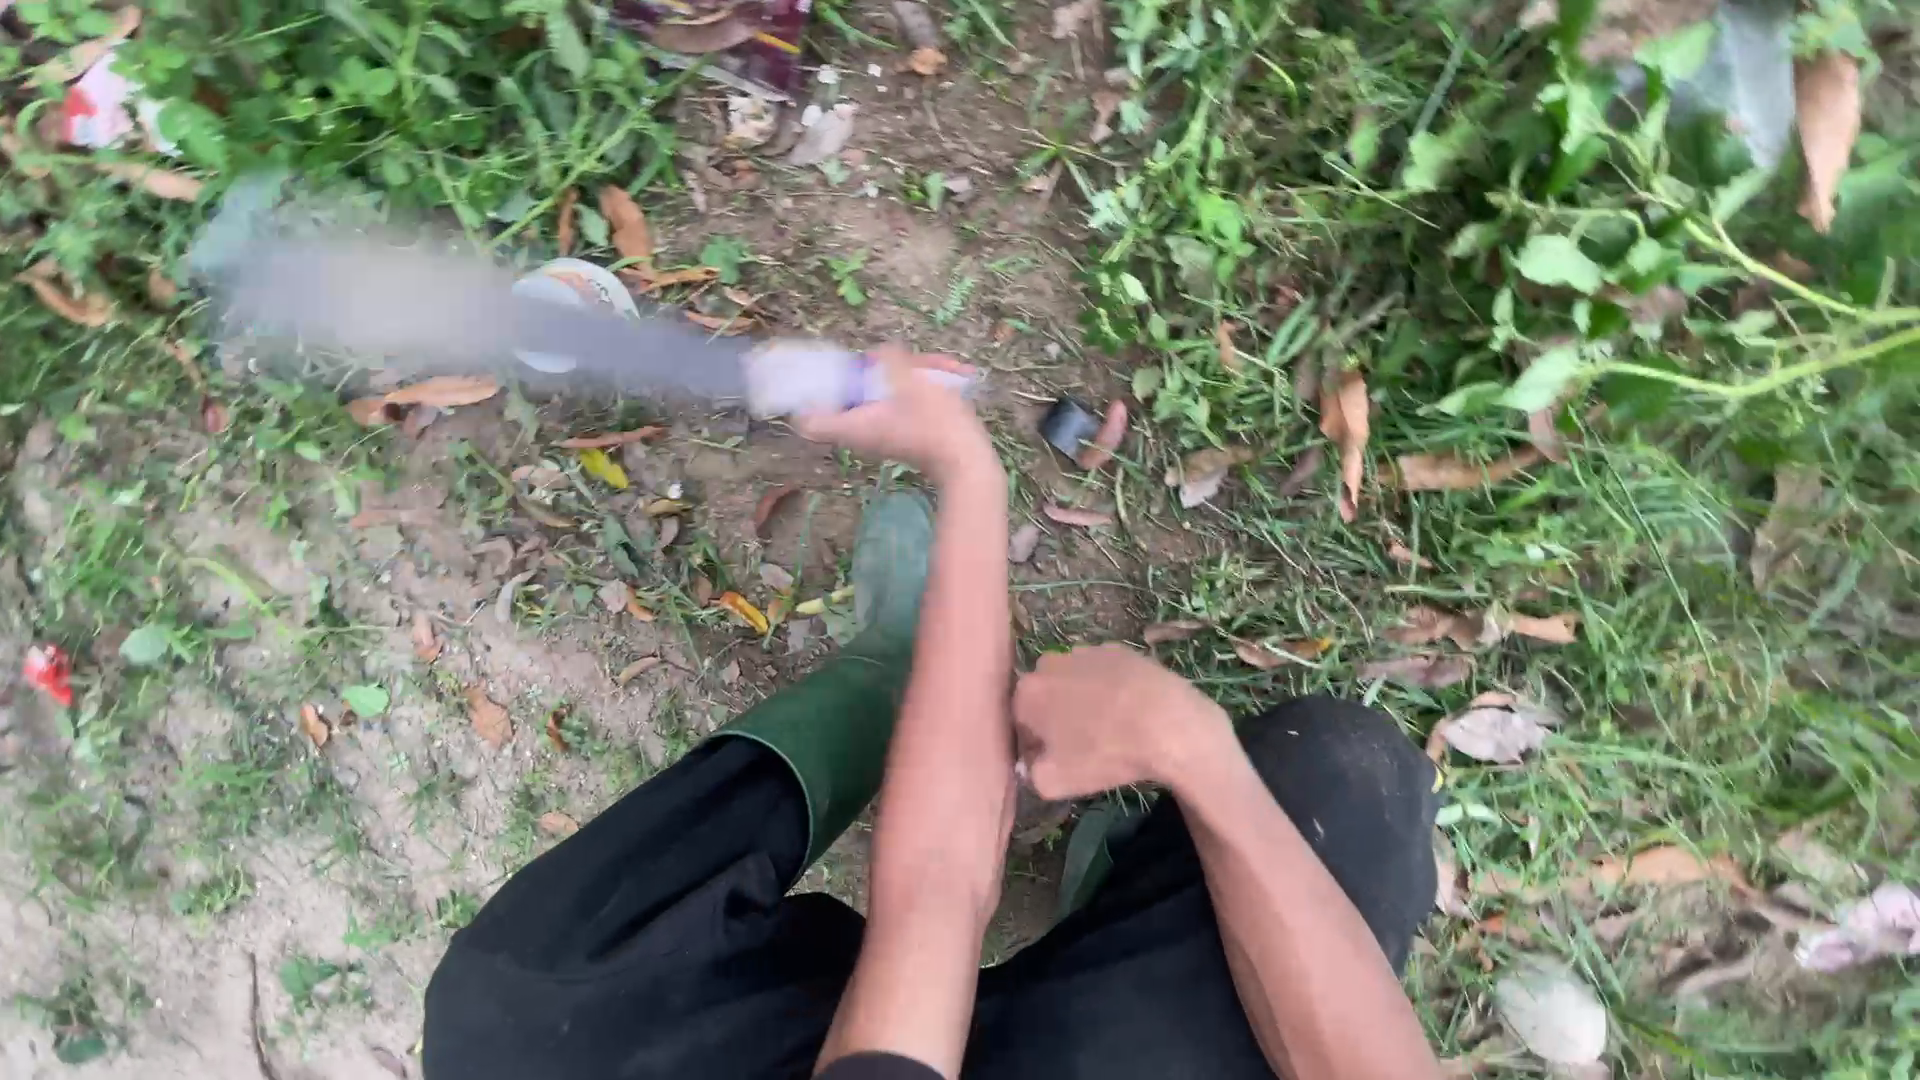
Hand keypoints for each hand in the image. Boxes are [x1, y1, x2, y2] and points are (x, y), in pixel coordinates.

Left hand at [793, 345, 995, 486]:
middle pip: (849, 399)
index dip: (806, 398)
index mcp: (854, 425)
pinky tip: (950, 375)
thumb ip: (890, 360)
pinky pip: (900, 405)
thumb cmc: (936, 426)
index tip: (818, 374)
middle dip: (872, 373)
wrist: (968, 464)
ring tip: (943, 366)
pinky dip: (918, 390)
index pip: (807, 421)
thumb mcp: (913, 381)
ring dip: (907, 376)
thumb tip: (879, 353)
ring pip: (881, 396)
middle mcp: (862, 433)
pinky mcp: (903, 434)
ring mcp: (883, 434)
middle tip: (897, 360)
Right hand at [1012, 644, 1233, 799]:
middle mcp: (1048, 664)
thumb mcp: (1054, 783)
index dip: (1035, 746)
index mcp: (1026, 693)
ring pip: (1073, 681)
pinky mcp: (1118, 649)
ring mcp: (1085, 651)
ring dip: (1081, 699)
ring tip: (1109, 727)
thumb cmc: (1103, 752)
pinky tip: (1129, 710)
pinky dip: (1110, 688)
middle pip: (1044, 696)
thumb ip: (1030, 773)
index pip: (1019, 723)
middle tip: (1081, 744)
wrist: (1166, 722)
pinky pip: (1104, 673)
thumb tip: (1032, 763)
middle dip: (1054, 717)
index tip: (1054, 761)